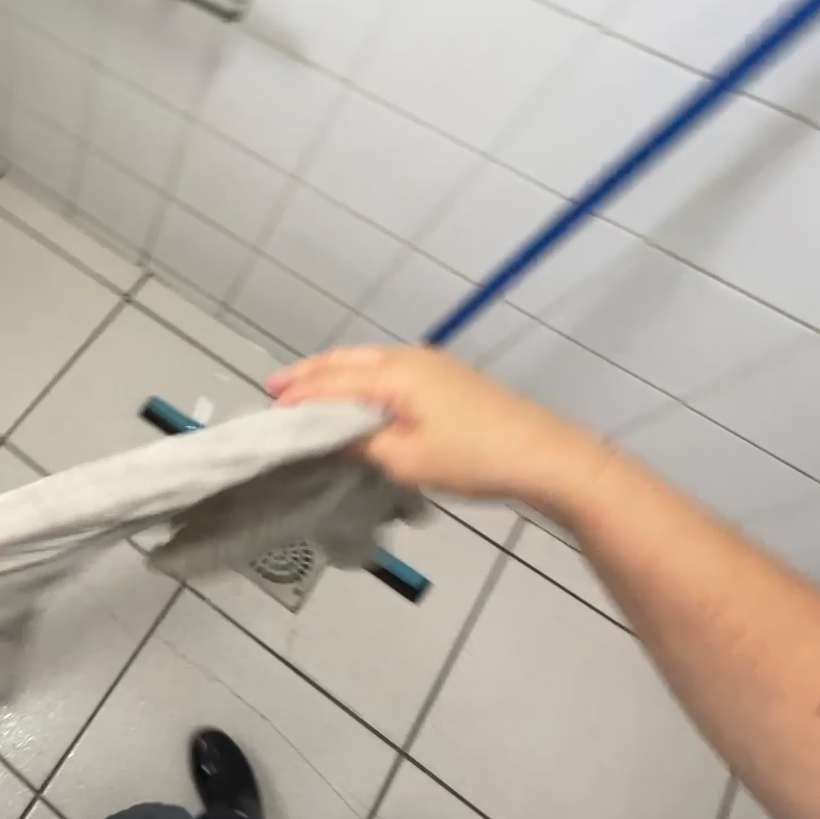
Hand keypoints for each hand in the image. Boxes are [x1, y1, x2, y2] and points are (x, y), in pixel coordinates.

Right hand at [266, 345, 614, 507]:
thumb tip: (328, 437)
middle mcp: (407, 358)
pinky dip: (355, 372)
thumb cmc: (472, 459)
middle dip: (306, 372)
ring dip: (330, 370)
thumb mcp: (405, 460)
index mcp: (394, 375)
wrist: (550, 457)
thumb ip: (358, 444)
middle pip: (344, 359)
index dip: (298, 395)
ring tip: (302, 384)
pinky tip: (351, 387)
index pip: (331, 382)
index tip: (270, 410)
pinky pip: (384, 364)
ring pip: (364, 358)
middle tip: (273, 385)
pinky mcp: (445, 374)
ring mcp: (429, 362)